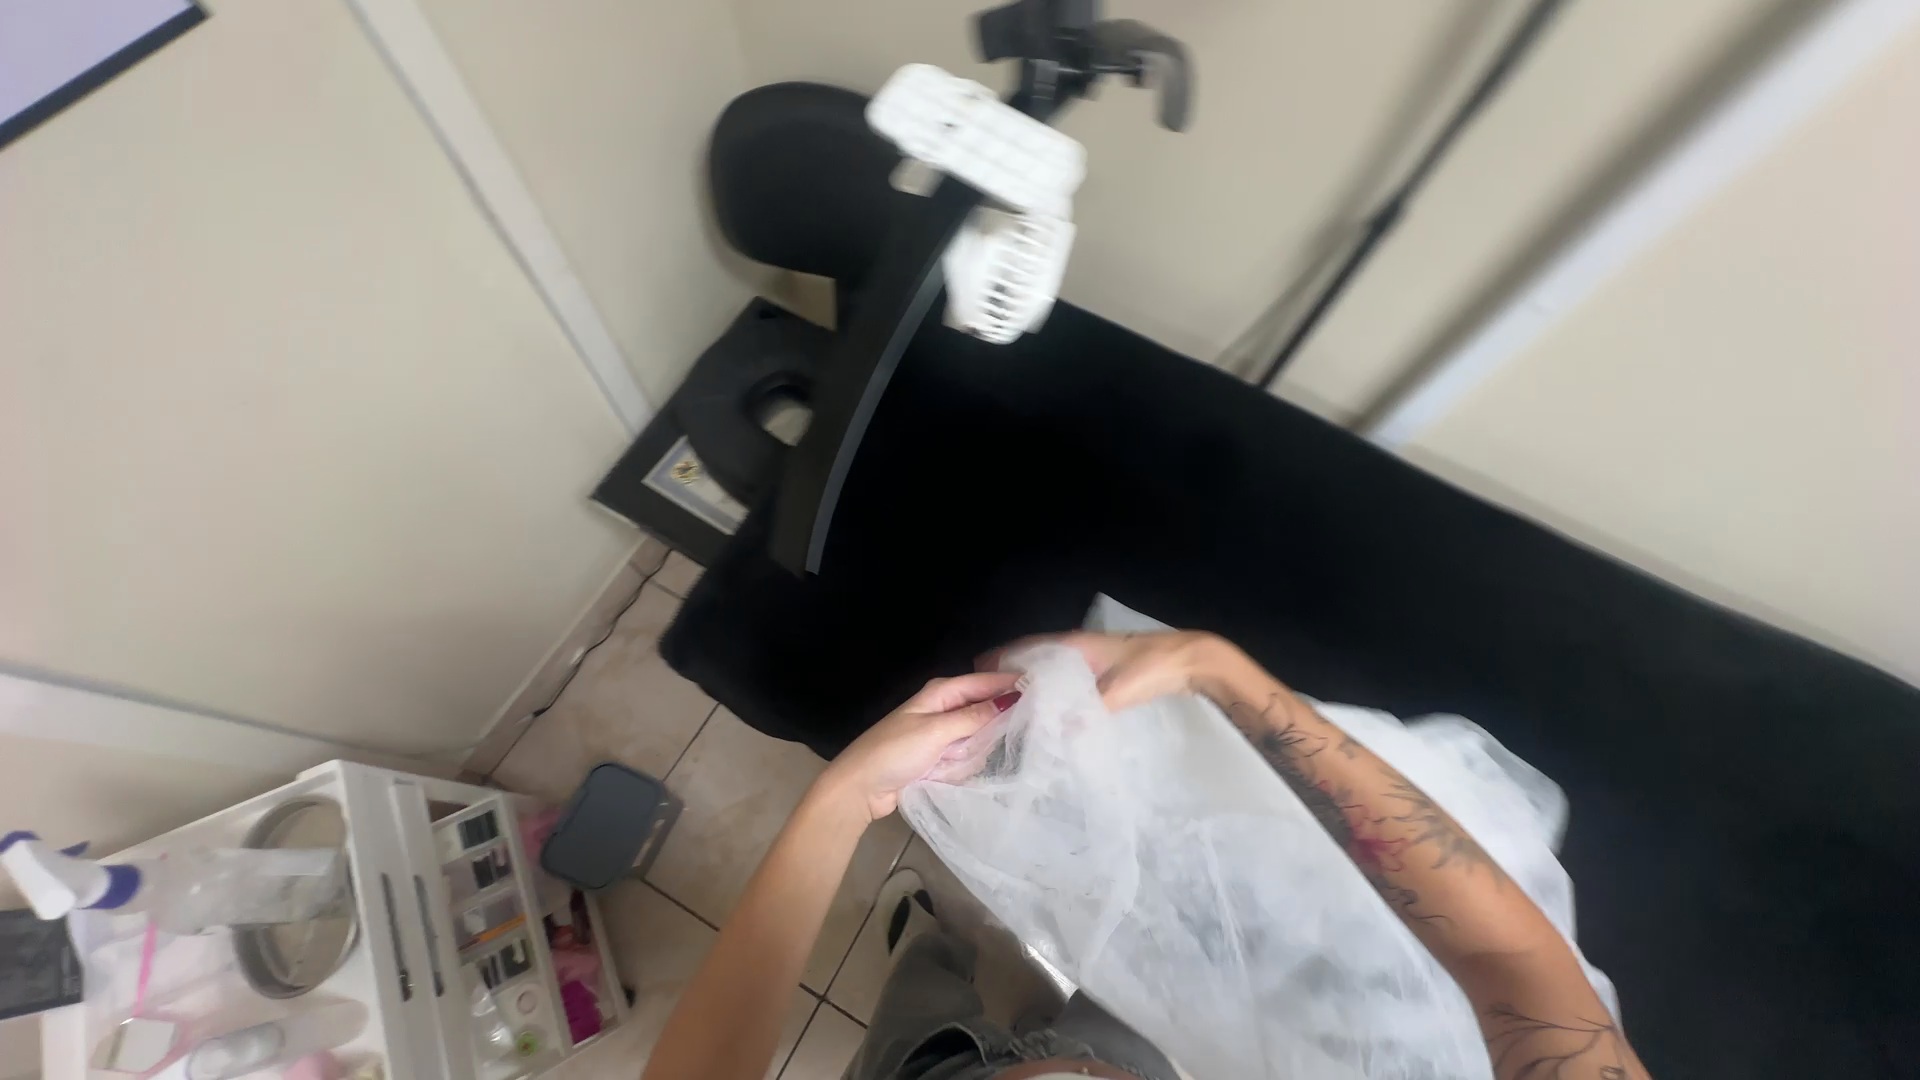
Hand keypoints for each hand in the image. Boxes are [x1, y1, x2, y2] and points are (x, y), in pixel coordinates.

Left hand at [816, 672, 1023, 822]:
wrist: (859, 788)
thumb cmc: (894, 752)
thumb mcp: (936, 732)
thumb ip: (974, 717)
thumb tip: (1009, 699)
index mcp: (940, 693)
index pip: (983, 682)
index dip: (1009, 683)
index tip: (1041, 687)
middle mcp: (943, 709)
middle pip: (983, 712)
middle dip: (986, 730)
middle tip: (983, 744)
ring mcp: (941, 735)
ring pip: (976, 740)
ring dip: (966, 755)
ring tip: (945, 764)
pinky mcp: (938, 758)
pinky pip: (963, 759)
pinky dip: (956, 768)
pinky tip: (940, 774)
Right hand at [980, 630, 1228, 711]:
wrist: (1192, 661)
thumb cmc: (1152, 667)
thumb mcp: (1118, 691)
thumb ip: (1088, 712)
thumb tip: (1059, 735)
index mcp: (1075, 645)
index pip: (1028, 647)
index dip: (1002, 657)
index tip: (976, 670)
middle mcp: (1079, 647)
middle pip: (1036, 657)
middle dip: (1012, 672)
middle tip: (988, 694)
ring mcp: (1093, 658)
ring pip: (1052, 669)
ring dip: (1034, 682)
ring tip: (1012, 703)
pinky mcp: (1106, 671)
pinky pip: (1069, 679)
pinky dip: (1055, 690)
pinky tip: (1051, 708)